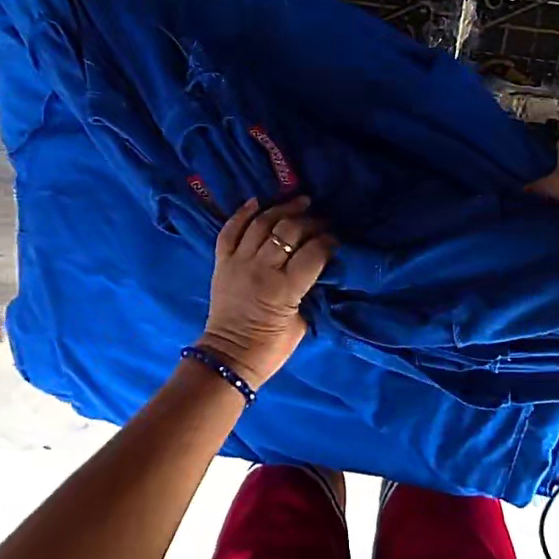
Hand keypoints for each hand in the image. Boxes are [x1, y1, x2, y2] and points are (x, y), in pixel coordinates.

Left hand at [199, 197, 337, 388]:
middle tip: (322, 220)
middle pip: (288, 230)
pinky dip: (243, 213)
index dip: (329, 240)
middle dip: (310, 221)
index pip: (314, 251)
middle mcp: (261, 269)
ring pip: (262, 223)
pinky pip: (230, 230)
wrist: (229, 357)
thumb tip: (318, 268)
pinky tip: (257, 202)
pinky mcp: (222, 262)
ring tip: (299, 202)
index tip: (336, 238)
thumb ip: (309, 292)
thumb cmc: (270, 348)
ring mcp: (238, 262)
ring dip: (282, 209)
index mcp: (285, 289)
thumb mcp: (302, 323)